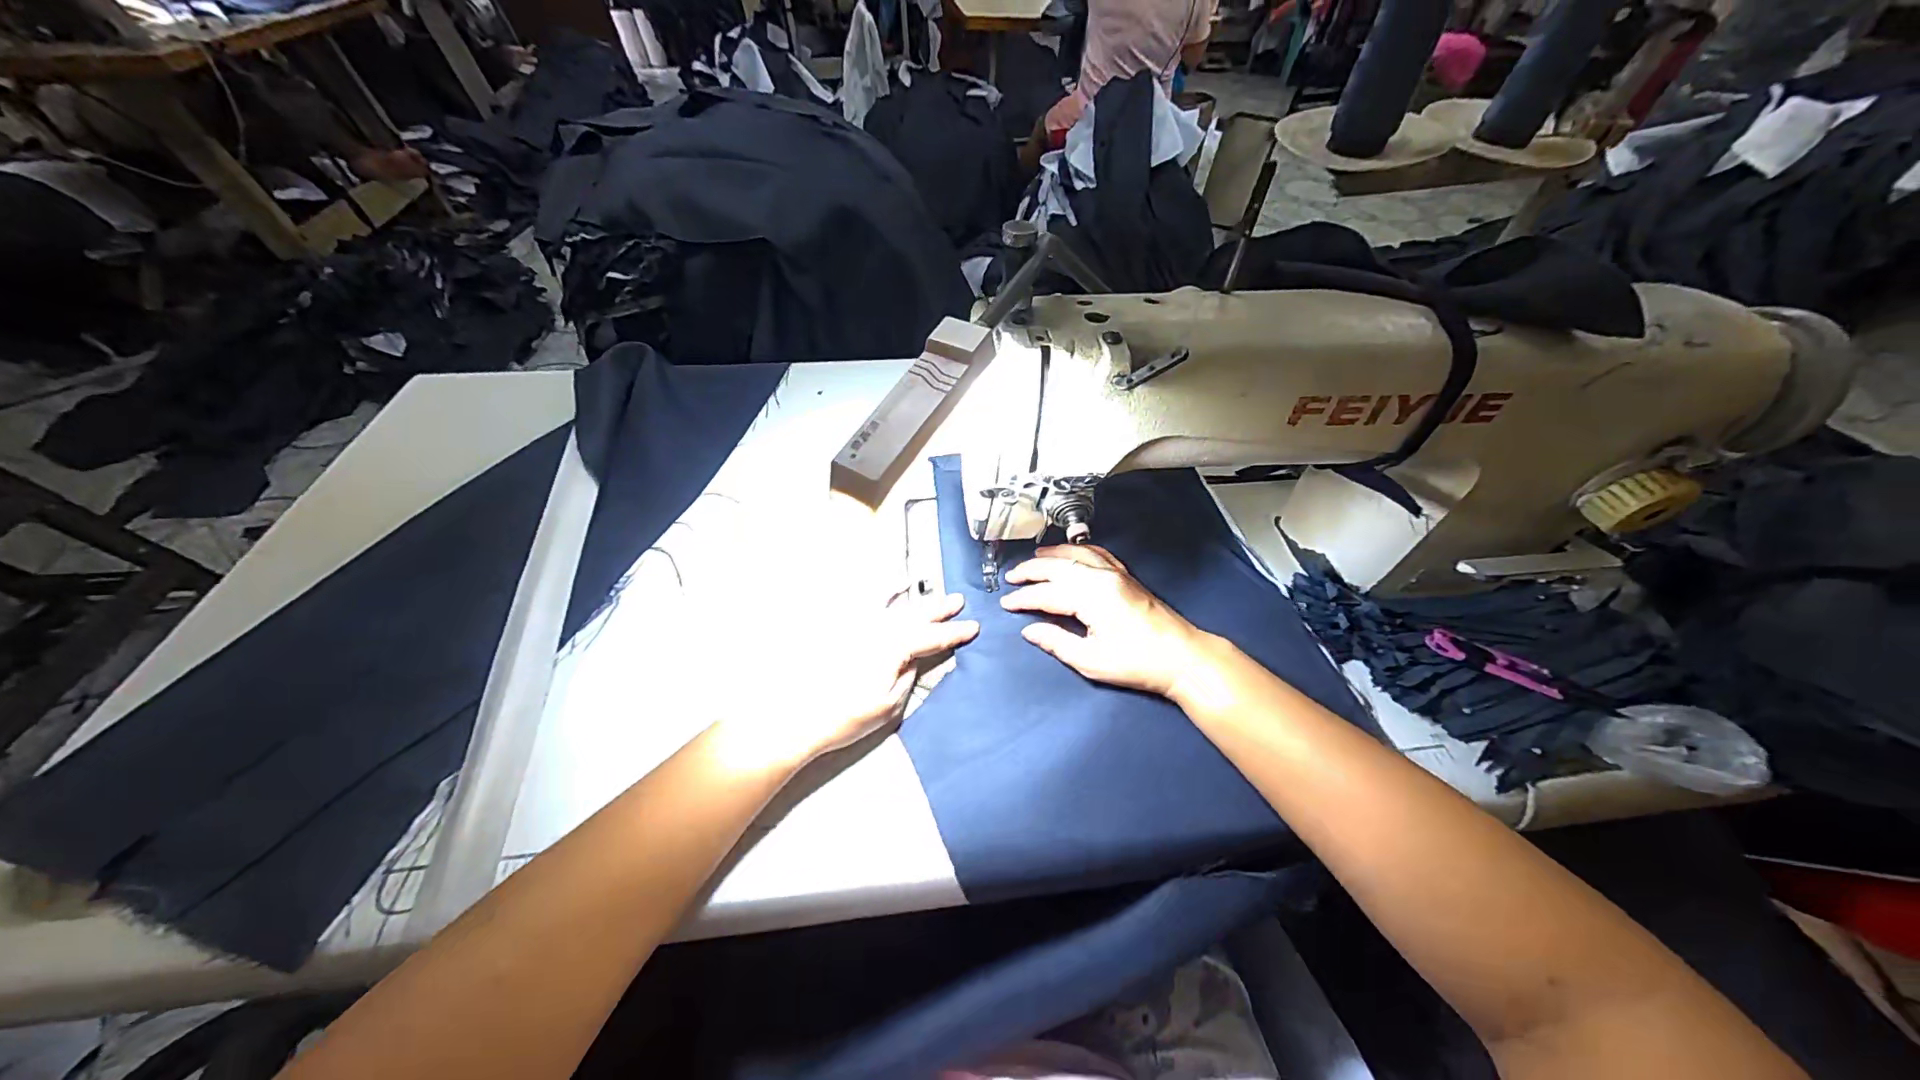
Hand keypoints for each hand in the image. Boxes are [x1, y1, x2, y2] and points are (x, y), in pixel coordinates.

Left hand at [718, 591, 978, 769]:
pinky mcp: (837, 631)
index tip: (973, 628)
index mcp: (893, 647)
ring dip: (906, 595)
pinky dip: (873, 595)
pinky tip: (878, 589)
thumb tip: (914, 660)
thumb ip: (908, 676)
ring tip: (919, 583)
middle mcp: (876, 629)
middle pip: (913, 615)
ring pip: (887, 604)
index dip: (954, 633)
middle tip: (957, 600)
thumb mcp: (890, 705)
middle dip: (937, 609)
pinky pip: (858, 605)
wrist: (799, 719)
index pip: (931, 638)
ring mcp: (855, 627)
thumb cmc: (847, 718)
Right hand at [1001, 545, 1213, 696]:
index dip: (1023, 598)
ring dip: (1052, 556)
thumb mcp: (1091, 660)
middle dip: (1031, 571)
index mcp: (1091, 597)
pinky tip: (1071, 553)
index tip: (1007, 603)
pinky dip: (1078, 550)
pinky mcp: (1127, 577)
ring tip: (1034, 559)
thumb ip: (1057, 642)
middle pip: (1058, 567)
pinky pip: (1097, 553)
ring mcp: (1116, 574)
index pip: (1047, 593)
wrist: (1182, 657)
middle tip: (1012, 578)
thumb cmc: (1138, 662)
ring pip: (1076, 554)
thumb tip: (1030, 631)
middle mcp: (1102, 578)